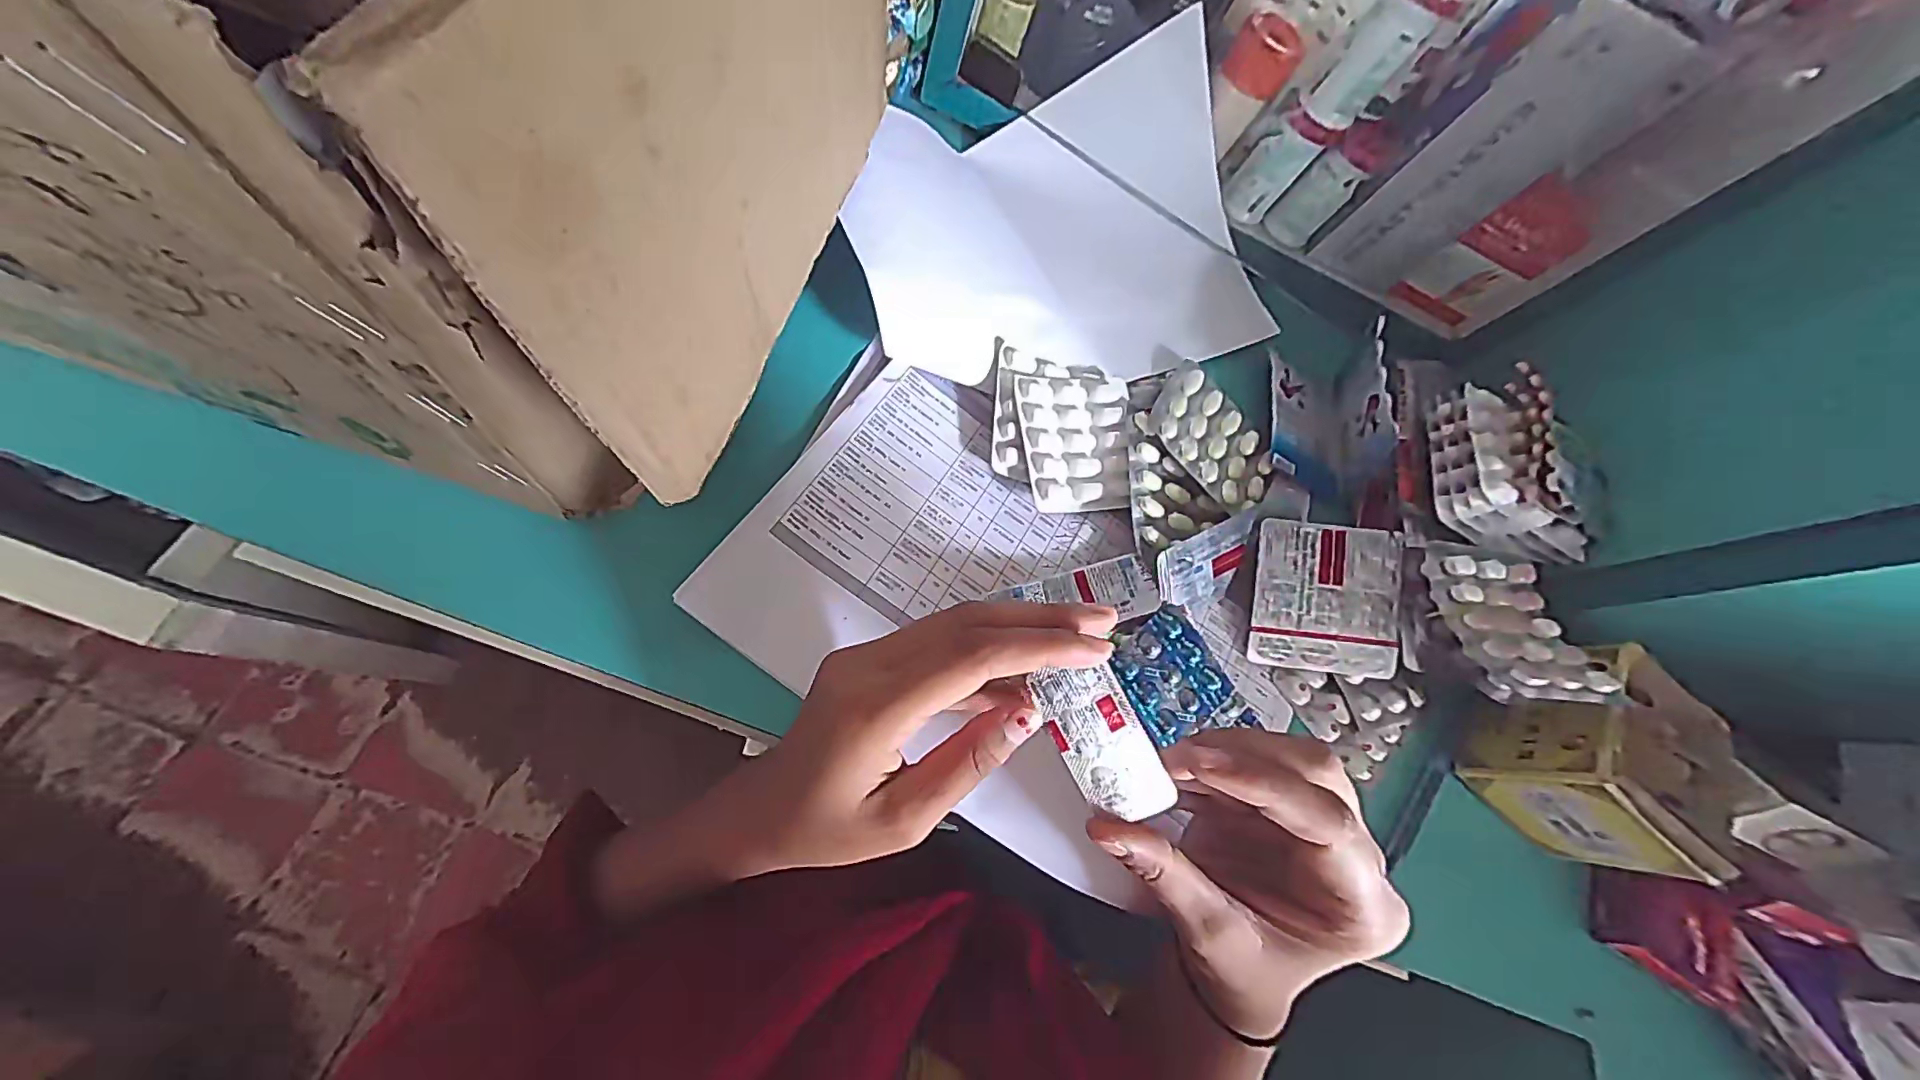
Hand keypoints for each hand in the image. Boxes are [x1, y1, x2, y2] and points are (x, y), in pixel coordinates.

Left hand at [694, 601, 1116, 879]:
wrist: (762, 810)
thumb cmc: (827, 832)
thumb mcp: (905, 820)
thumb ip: (968, 763)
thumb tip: (1027, 715)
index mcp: (875, 707)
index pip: (971, 658)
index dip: (1038, 646)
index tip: (1093, 648)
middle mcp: (869, 664)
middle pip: (967, 623)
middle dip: (1040, 618)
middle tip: (1100, 619)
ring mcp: (866, 655)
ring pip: (955, 623)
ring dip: (1018, 624)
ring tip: (1076, 633)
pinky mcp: (871, 659)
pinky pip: (938, 642)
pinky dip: (986, 649)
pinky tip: (1023, 669)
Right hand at [1088, 730, 1409, 1038]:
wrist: (1237, 976)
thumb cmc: (1241, 971)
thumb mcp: (1206, 931)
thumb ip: (1163, 874)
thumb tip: (1111, 828)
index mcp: (1362, 906)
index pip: (1329, 824)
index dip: (1265, 783)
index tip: (1203, 762)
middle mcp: (1355, 858)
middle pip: (1317, 776)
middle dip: (1245, 757)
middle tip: (1182, 759)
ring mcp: (1323, 826)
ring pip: (1291, 758)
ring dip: (1228, 751)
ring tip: (1173, 764)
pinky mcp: (1288, 805)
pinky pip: (1258, 762)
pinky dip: (1214, 759)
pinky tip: (1181, 770)